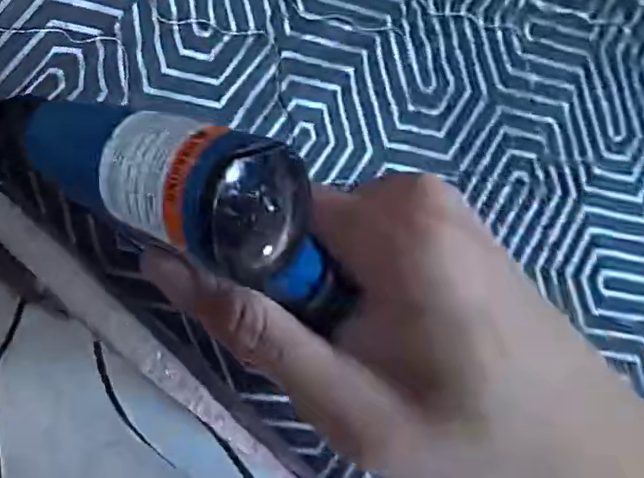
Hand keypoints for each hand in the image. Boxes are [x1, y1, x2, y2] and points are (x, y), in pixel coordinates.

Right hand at [141, 173, 643, 477]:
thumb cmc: (489, 454)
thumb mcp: (352, 410)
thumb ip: (248, 329)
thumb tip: (154, 260)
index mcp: (394, 217)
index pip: (259, 207)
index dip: (235, 255)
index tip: (247, 310)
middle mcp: (413, 192)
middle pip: (289, 220)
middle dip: (281, 280)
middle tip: (315, 351)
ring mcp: (436, 208)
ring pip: (318, 233)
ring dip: (312, 286)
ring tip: (351, 352)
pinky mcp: (448, 230)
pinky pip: (358, 240)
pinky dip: (347, 283)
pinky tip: (382, 338)